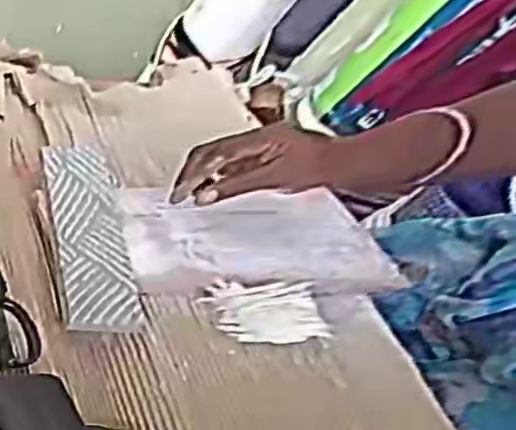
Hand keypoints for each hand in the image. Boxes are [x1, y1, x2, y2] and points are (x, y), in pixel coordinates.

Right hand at [171, 124, 341, 204]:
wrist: (344, 163)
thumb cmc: (318, 166)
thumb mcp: (273, 178)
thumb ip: (234, 186)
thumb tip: (201, 196)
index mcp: (260, 137)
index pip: (213, 154)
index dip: (192, 175)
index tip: (180, 195)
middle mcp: (257, 137)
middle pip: (209, 152)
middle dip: (190, 173)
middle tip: (179, 195)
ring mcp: (257, 145)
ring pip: (214, 157)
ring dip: (199, 176)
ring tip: (190, 194)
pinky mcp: (258, 154)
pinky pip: (225, 164)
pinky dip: (211, 177)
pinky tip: (209, 189)